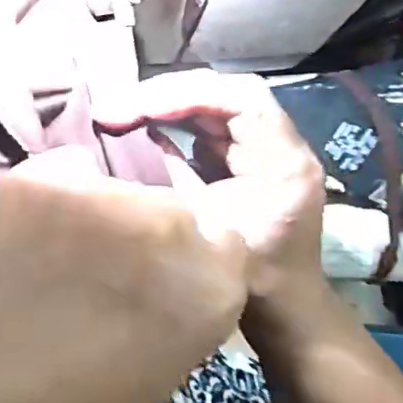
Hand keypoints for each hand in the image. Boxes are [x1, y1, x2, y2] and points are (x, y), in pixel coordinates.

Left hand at [0, 145, 248, 402]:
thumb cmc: (72, 395)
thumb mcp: (164, 357)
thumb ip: (180, 296)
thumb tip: (166, 258)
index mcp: (214, 281)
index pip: (216, 234)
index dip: (178, 251)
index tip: (146, 270)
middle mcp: (169, 223)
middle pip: (164, 202)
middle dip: (137, 224)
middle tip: (95, 260)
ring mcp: (101, 193)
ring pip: (107, 181)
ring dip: (89, 206)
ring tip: (51, 249)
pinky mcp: (40, 177)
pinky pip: (56, 172)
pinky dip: (44, 196)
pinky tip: (22, 232)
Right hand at [97, 70, 331, 349]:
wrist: (284, 311)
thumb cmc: (252, 278)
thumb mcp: (207, 230)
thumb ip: (177, 179)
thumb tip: (130, 141)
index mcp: (284, 161)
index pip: (239, 100)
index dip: (185, 95)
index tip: (136, 110)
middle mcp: (279, 145)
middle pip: (223, 91)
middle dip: (167, 93)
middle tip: (117, 107)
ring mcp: (261, 148)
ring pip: (211, 102)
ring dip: (164, 102)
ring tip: (121, 112)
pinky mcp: (240, 157)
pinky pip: (203, 122)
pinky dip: (169, 117)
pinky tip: (138, 123)